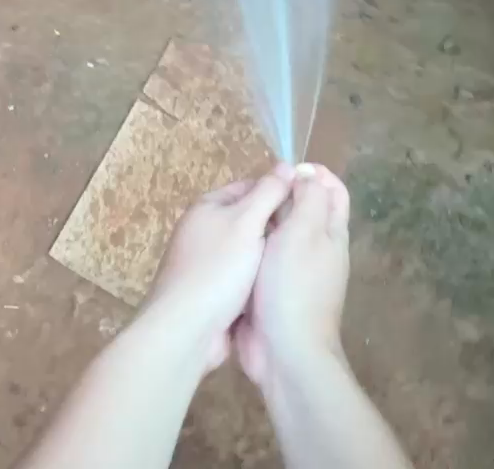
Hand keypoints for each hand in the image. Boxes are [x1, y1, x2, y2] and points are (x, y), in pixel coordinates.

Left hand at [137, 166, 294, 370]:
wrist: (187, 327)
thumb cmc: (218, 268)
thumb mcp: (246, 223)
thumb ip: (267, 193)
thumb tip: (287, 166)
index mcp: (208, 206)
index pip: (250, 187)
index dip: (278, 193)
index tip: (306, 206)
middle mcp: (204, 229)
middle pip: (249, 219)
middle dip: (274, 227)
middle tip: (305, 237)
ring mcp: (206, 261)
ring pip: (248, 250)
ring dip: (267, 256)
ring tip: (297, 262)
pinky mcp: (211, 289)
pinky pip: (241, 276)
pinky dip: (257, 279)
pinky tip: (277, 286)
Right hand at [232, 163, 351, 388]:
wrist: (285, 352)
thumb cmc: (294, 285)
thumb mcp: (304, 232)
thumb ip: (307, 198)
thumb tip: (306, 173)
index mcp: (331, 234)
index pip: (333, 191)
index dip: (314, 173)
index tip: (284, 168)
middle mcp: (316, 249)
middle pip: (305, 209)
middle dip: (283, 193)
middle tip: (255, 188)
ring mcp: (294, 271)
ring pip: (280, 232)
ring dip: (263, 219)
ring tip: (238, 210)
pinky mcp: (272, 289)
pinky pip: (262, 256)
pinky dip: (251, 244)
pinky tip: (231, 241)